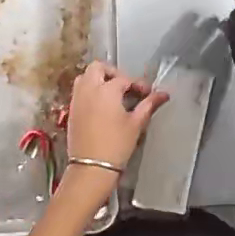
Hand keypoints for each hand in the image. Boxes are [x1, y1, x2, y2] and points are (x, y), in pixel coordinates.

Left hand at [63, 61, 166, 183]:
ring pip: (84, 78)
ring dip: (98, 80)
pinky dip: (90, 92)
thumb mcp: (136, 124)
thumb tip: (163, 95)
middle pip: (97, 68)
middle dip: (112, 73)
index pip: (124, 79)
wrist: (92, 167)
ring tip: (112, 95)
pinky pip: (79, 92)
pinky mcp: (71, 111)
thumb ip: (149, 105)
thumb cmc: (116, 145)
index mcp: (106, 90)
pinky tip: (101, 107)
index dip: (138, 84)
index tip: (147, 93)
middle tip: (125, 86)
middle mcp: (88, 90)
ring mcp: (77, 100)